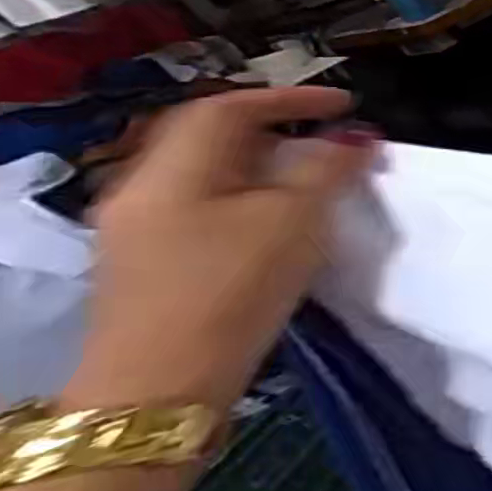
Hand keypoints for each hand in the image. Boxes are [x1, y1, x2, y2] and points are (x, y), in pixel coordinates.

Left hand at [61, 88, 379, 414]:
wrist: (160, 393)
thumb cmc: (232, 290)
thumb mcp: (296, 219)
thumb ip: (330, 167)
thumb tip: (357, 136)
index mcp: (171, 172)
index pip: (230, 107)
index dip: (292, 97)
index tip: (344, 104)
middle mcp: (141, 190)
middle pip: (208, 133)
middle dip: (272, 122)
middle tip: (322, 128)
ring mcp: (134, 228)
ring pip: (203, 168)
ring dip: (258, 156)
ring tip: (305, 166)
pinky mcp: (144, 261)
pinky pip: (198, 198)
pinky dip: (241, 186)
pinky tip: (270, 209)